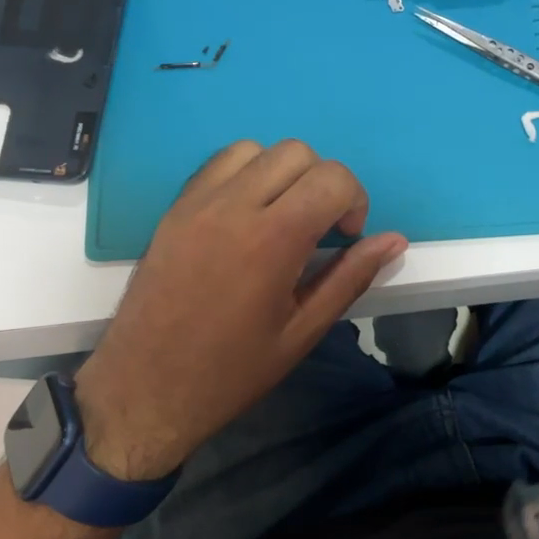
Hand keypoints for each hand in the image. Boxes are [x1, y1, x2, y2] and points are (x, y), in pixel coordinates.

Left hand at [76, 140, 405, 481]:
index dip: (354, 200)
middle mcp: (233, 206)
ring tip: (283, 217)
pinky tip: (248, 215)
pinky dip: (245, 173)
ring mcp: (197, 202)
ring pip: (257, 150)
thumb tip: (393, 241)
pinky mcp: (175, 208)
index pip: (332, 178)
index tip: (347, 237)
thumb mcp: (302, 332)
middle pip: (298, 153)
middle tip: (321, 228)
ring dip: (283, 173)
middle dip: (323, 182)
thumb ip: (349, 278)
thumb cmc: (230, 371)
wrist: (145, 388)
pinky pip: (218, 164)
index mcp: (272, 240)